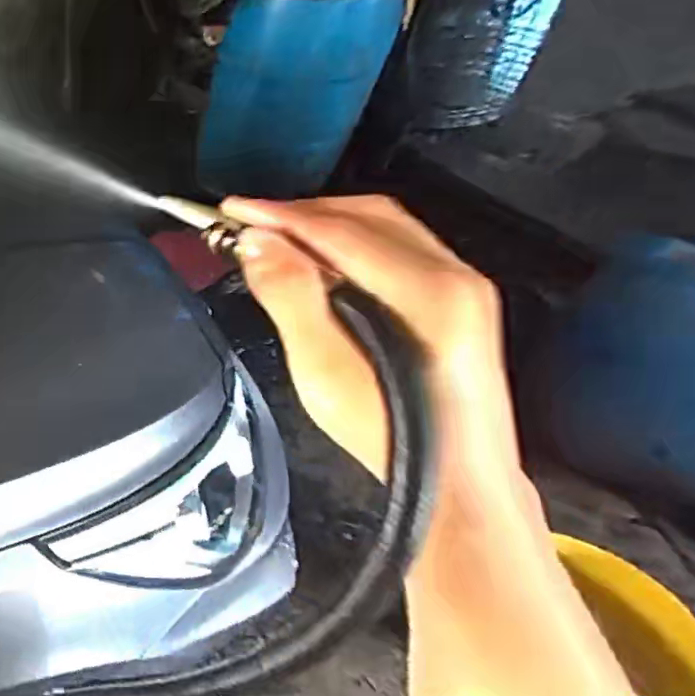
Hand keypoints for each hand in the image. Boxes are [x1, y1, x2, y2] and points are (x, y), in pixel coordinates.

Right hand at [222, 195, 514, 488]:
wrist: (456, 486)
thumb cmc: (388, 437)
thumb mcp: (324, 371)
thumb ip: (291, 298)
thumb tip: (259, 243)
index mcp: (428, 293)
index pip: (338, 231)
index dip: (279, 215)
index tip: (232, 209)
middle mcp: (454, 276)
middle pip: (364, 215)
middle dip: (299, 212)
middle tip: (246, 222)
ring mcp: (462, 285)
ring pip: (380, 224)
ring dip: (321, 222)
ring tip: (274, 235)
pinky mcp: (457, 298)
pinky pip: (394, 243)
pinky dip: (346, 240)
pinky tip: (316, 258)